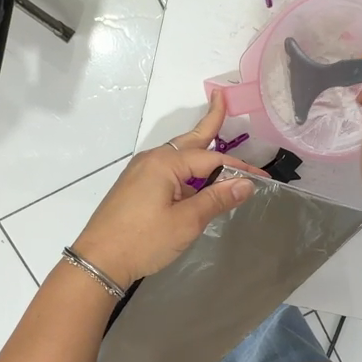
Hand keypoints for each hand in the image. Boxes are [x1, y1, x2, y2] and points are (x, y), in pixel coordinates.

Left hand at [69, 93, 265, 288]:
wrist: (98, 261)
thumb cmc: (144, 240)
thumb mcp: (186, 221)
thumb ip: (216, 199)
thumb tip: (246, 184)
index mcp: (165, 163)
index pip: (212, 158)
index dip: (239, 168)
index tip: (262, 178)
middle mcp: (152, 159)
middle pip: (190, 140)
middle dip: (209, 124)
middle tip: (222, 101)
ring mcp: (140, 172)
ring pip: (178, 155)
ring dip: (199, 148)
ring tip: (214, 132)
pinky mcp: (135, 187)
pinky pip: (168, 169)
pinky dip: (187, 167)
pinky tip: (195, 177)